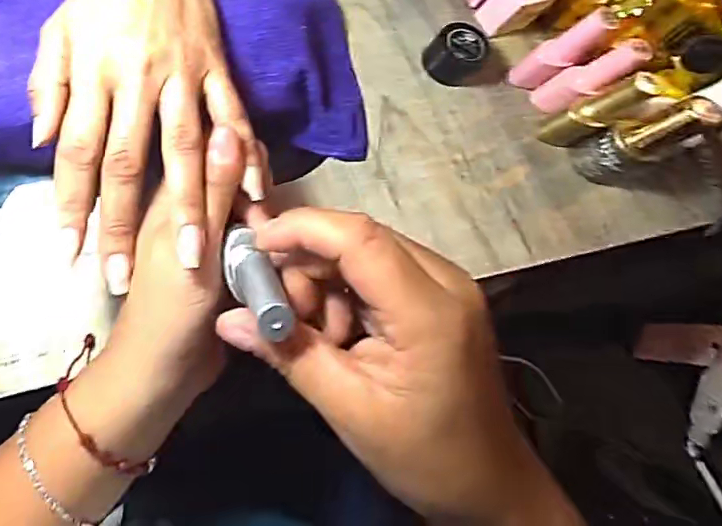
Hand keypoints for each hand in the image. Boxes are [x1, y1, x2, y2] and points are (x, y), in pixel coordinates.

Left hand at [29, 0, 266, 294]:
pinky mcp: (216, 69)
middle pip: (128, 160)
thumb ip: (46, 83)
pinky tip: (251, 195)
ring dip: (187, 204)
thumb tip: (40, 141)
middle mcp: (138, 79)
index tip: (68, 249)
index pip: (78, 147)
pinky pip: (233, 114)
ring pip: (184, 147)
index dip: (71, 201)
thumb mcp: (58, 29)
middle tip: (119, 277)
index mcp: (94, 71)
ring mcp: (184, 75)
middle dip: (122, 223)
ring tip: (189, 258)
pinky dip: (243, 155)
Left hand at [98, 125, 251, 401]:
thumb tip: (225, 125)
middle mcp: (184, 203)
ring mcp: (201, 229)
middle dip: (257, 189)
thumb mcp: (195, 245)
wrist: (161, 373)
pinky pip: (246, 231)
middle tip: (272, 223)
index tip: (262, 184)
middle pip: (230, 173)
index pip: (208, 147)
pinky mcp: (217, 254)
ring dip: (264, 218)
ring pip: (241, 202)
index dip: (241, 154)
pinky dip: (264, 240)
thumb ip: (211, 189)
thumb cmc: (170, 306)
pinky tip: (280, 254)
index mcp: (169, 192)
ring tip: (277, 244)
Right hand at [214, 210, 580, 525]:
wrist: (495, 490)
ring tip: (321, 336)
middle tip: (287, 315)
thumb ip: (286, 352)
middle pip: (352, 236)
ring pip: (357, 246)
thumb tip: (226, 319)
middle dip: (305, 264)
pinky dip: (342, 287)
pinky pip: (371, 263)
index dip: (300, 230)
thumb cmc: (426, 458)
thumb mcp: (348, 409)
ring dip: (322, 279)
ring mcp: (443, 279)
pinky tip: (340, 331)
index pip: (357, 237)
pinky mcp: (436, 287)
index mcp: (429, 311)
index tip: (255, 248)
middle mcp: (442, 278)